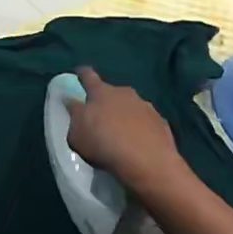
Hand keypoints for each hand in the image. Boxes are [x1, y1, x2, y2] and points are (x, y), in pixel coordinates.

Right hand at [66, 66, 186, 193]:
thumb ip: (74, 115)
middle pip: (112, 92)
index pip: (88, 76)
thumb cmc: (103, 142)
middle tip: (100, 116)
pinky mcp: (161, 122)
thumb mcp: (76, 133)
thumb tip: (72, 101)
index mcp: (101, 92)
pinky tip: (138, 143)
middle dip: (106, 101)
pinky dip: (140, 129)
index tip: (79, 73)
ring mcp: (146, 106)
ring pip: (131, 106)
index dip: (82, 74)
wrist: (147, 160)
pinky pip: (146, 122)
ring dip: (125, 115)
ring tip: (121, 134)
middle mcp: (125, 92)